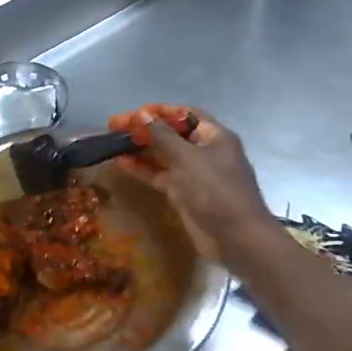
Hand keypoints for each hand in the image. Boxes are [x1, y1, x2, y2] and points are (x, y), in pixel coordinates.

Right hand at [110, 106, 277, 260]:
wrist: (237, 239)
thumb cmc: (215, 190)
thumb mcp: (186, 158)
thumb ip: (161, 135)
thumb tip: (142, 113)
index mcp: (214, 137)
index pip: (186, 114)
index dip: (161, 111)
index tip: (135, 113)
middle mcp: (205, 152)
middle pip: (171, 134)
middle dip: (145, 130)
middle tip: (115, 127)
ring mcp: (195, 174)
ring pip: (163, 155)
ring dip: (140, 148)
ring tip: (114, 143)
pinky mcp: (185, 193)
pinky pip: (161, 175)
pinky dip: (143, 168)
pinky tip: (122, 163)